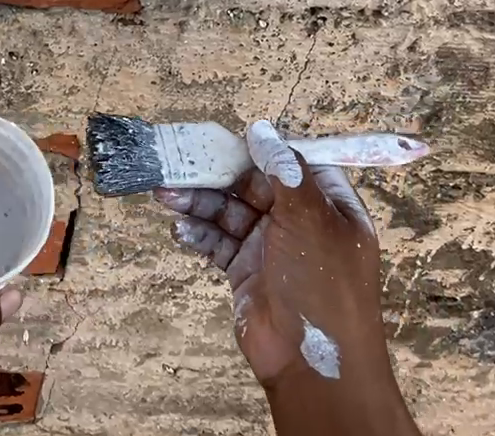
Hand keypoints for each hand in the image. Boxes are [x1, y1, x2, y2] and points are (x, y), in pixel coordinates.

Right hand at [156, 120, 418, 435]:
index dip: (265, 150)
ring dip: (198, 202)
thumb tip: (260, 129)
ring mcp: (269, 248)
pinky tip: (180, 229)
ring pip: (228, 211)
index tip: (232, 138)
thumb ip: (285, 171)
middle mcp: (299, 224)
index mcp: (328, 208)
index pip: (296, 165)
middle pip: (252, 185)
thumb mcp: (309, 219)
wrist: (309, 366)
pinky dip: (197, 232)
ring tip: (165, 195)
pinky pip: (217, 241)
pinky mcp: (243, 270)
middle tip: (181, 163)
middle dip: (217, 175)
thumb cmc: (320, 286)